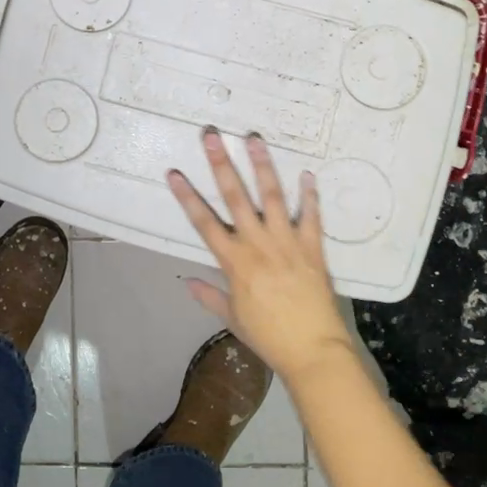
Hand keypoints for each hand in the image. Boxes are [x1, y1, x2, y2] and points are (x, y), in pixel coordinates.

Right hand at [167, 129, 358, 379]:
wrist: (313, 351)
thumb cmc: (268, 337)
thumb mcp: (233, 318)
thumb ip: (210, 296)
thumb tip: (187, 281)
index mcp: (234, 262)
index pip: (204, 222)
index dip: (187, 197)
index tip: (174, 172)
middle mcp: (257, 244)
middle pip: (235, 196)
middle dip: (221, 163)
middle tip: (212, 135)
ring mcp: (286, 243)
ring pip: (272, 196)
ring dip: (262, 165)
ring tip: (254, 138)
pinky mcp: (312, 248)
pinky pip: (311, 217)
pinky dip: (309, 195)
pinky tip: (307, 173)